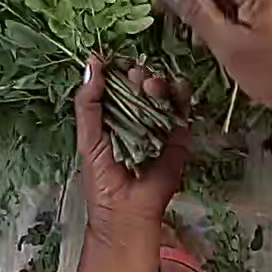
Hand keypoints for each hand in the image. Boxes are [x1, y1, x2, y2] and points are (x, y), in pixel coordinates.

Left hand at [74, 56, 190, 233]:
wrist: (127, 210)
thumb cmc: (102, 178)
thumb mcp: (88, 137)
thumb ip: (89, 102)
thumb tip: (92, 62)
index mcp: (114, 114)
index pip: (118, 83)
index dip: (118, 69)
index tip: (116, 60)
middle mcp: (138, 115)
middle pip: (142, 84)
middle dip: (139, 75)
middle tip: (135, 75)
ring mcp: (160, 124)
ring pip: (164, 93)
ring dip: (159, 83)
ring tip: (150, 86)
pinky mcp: (181, 135)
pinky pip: (183, 109)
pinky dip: (181, 95)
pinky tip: (176, 87)